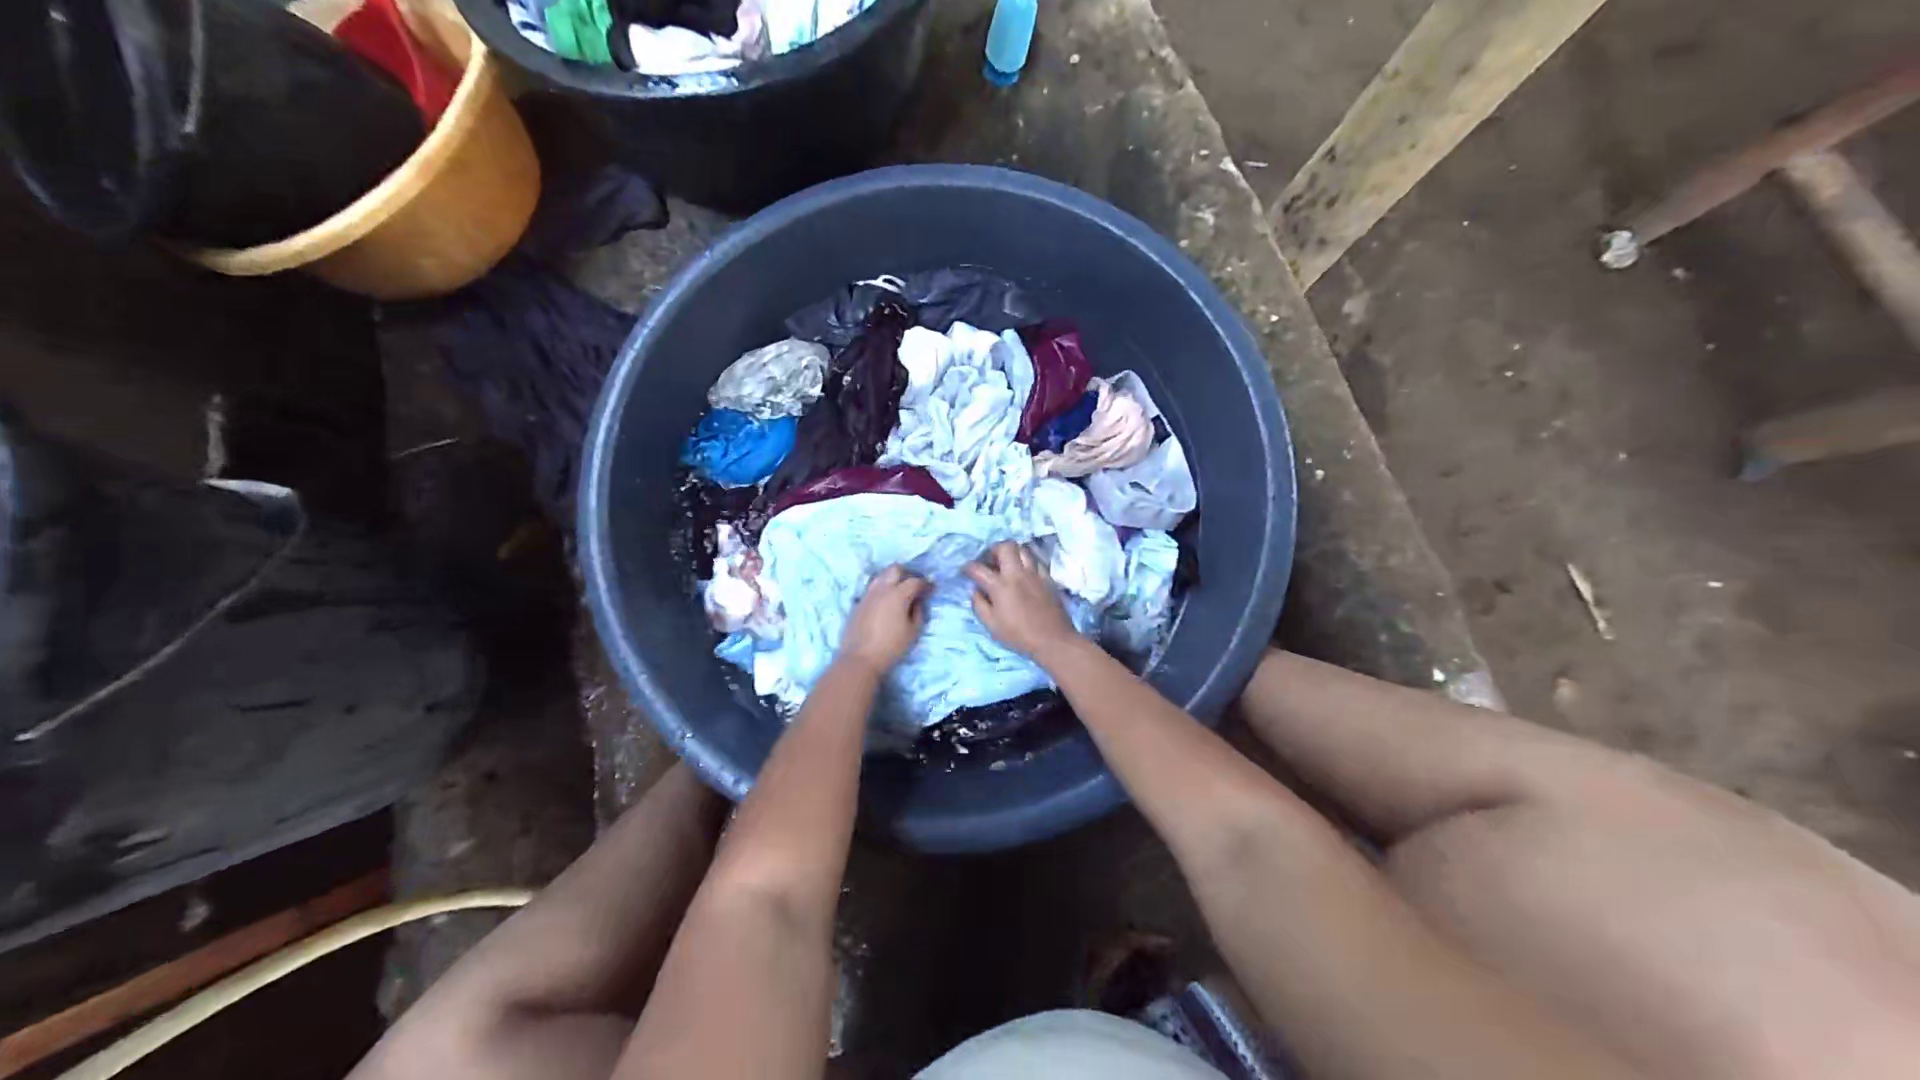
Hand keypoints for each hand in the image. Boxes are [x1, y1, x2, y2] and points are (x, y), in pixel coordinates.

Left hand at [838, 565, 930, 674]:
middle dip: (907, 573)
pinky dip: (882, 588)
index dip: (926, 584)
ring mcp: (867, 594)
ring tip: (899, 591)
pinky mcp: (858, 602)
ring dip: (892, 579)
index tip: (932, 589)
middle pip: (895, 569)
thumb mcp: (913, 631)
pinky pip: (872, 587)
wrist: (860, 658)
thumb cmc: (891, 647)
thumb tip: (918, 601)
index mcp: (898, 594)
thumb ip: (919, 612)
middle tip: (914, 585)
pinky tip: (885, 601)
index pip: (915, 581)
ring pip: (881, 576)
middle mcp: (881, 589)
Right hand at [964, 541, 1079, 662]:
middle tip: (990, 562)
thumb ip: (979, 605)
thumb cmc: (1019, 635)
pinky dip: (1027, 563)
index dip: (968, 567)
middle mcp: (1017, 574)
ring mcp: (1035, 574)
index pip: (978, 568)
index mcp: (1000, 586)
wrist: (1053, 640)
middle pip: (1005, 546)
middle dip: (993, 550)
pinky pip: (1036, 561)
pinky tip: (1024, 574)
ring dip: (1012, 554)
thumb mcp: (991, 625)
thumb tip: (975, 590)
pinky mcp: (1048, 579)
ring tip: (1007, 565)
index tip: (965, 571)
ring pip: (1023, 550)